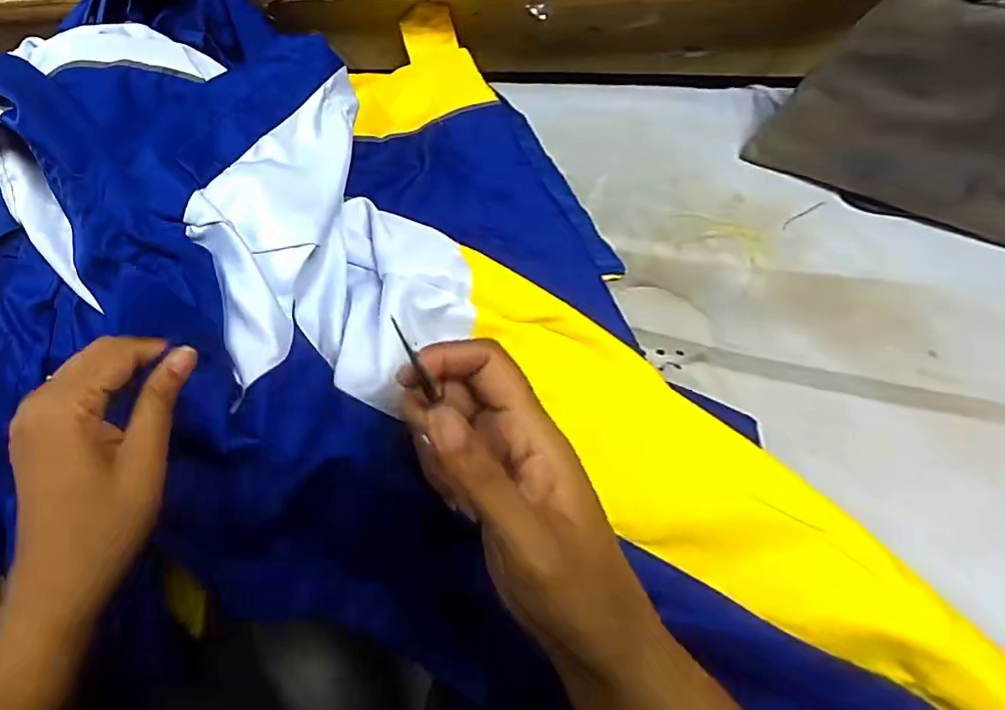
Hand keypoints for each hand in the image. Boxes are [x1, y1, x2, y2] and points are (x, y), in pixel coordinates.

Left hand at [8, 337, 196, 618]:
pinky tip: (119, 400)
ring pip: (77, 368)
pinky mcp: (26, 428)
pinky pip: (64, 389)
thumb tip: (184, 353)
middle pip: (90, 355)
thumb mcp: (143, 463)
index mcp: (61, 403)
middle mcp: (37, 397)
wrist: (56, 586)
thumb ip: (160, 401)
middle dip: (133, 355)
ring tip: (153, 381)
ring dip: (113, 368)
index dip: (150, 348)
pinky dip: (94, 386)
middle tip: (173, 367)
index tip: (186, 354)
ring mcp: (26, 413)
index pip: (110, 353)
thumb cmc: (105, 529)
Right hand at [398, 340, 734, 709]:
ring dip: (432, 444)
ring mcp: (498, 458)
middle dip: (430, 406)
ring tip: (453, 494)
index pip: (490, 364)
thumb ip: (478, 472)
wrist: (598, 646)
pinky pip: (446, 450)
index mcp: (534, 434)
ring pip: (447, 417)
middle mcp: (514, 436)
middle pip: (460, 386)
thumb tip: (432, 409)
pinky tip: (457, 505)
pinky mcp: (485, 480)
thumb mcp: (524, 537)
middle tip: (429, 453)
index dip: (447, 358)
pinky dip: (437, 467)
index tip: (407, 382)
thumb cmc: (574, 590)